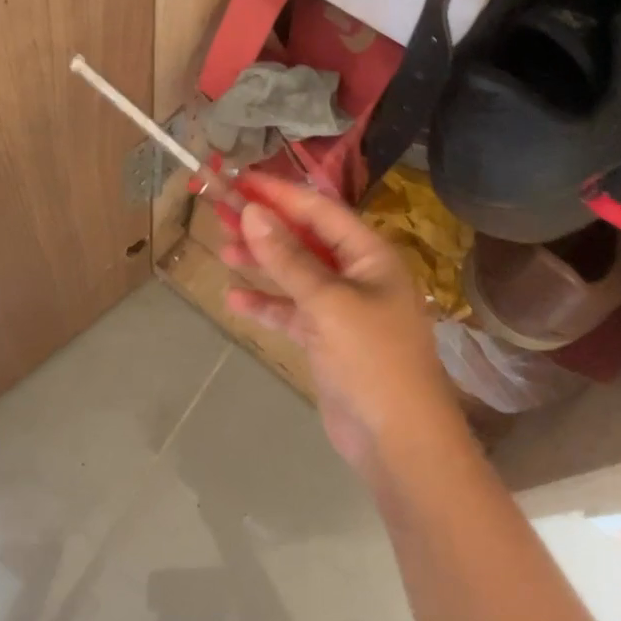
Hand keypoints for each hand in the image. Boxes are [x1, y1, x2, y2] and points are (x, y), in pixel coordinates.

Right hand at [220, 174, 463, 474]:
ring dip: (261, 261)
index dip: (279, 194)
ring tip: (221, 247)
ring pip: (295, 274)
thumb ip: (287, 257)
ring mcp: (343, 310)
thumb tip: (252, 211)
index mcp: (371, 255)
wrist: (400, 441)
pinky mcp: (327, 341)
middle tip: (221, 210)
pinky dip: (265, 303)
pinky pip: (291, 311)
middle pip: (305, 239)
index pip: (320, 210)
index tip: (239, 179)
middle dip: (265, 225)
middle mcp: (358, 275)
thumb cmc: (372, 359)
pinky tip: (233, 297)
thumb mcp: (327, 302)